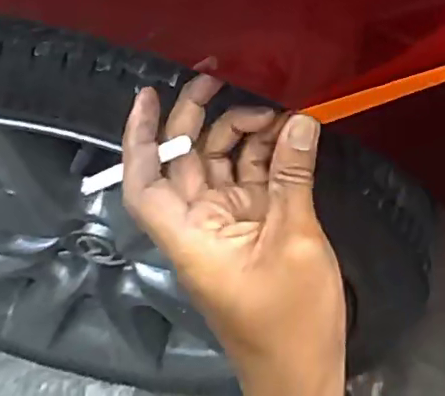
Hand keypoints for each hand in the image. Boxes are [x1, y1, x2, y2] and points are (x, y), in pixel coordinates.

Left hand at [120, 76, 345, 395]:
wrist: (305, 377)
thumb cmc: (289, 323)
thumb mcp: (295, 241)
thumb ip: (293, 175)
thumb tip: (301, 119)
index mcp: (191, 234)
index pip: (146, 182)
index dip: (140, 138)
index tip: (147, 96)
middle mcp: (201, 222)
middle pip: (185, 159)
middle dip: (196, 116)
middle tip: (216, 79)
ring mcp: (227, 221)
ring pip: (219, 161)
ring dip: (240, 131)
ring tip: (272, 109)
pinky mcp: (253, 223)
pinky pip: (250, 175)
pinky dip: (265, 151)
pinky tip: (285, 131)